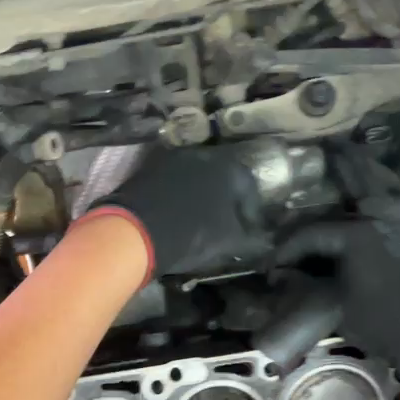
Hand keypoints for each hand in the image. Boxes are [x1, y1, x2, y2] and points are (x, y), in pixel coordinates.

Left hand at [85, 146, 269, 277]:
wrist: (134, 231)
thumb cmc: (190, 235)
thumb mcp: (227, 243)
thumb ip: (251, 241)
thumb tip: (265, 243)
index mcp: (229, 170)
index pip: (248, 187)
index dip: (250, 210)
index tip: (248, 227)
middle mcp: (203, 155)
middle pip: (220, 176)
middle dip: (224, 198)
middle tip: (223, 220)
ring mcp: (172, 159)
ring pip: (194, 176)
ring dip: (198, 194)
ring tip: (197, 217)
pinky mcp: (147, 169)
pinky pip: (170, 181)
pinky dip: (175, 195)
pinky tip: (172, 212)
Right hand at [277, 218, 399, 385]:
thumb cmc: (384, 327)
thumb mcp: (339, 307)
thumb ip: (314, 285)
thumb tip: (290, 275)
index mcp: (358, 235)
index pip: (313, 233)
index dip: (288, 250)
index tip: (274, 265)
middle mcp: (387, 221)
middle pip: (344, 220)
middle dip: (319, 237)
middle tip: (303, 256)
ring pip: (379, 217)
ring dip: (355, 231)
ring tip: (342, 250)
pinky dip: (389, 236)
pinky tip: (383, 251)